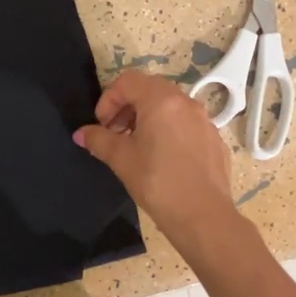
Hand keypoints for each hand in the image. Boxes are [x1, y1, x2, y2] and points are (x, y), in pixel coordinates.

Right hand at [74, 70, 238, 238]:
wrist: (202, 215)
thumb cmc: (157, 182)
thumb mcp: (121, 159)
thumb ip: (98, 140)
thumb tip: (81, 134)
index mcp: (161, 101)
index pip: (128, 81)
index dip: (108, 99)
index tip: (102, 125)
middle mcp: (186, 103)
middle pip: (150, 89)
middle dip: (127, 107)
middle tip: (115, 133)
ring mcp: (204, 121)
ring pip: (170, 106)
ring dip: (148, 118)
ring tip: (137, 146)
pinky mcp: (214, 139)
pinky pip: (186, 125)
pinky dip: (168, 131)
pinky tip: (163, 160)